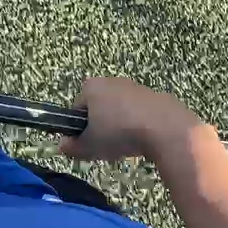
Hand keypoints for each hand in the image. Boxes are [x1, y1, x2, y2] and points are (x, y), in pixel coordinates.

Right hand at [59, 77, 210, 161]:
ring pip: (120, 109)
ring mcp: (135, 86)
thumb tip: (62, 146)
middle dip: (101, 125)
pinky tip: (144, 140)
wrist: (165, 128)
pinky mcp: (156, 96)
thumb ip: (72, 147)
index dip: (79, 127)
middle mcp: (112, 81)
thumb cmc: (119, 133)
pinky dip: (139, 125)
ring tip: (126, 145)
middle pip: (99, 106)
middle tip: (105, 146)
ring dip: (120, 125)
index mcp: (92, 87)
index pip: (77, 107)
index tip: (87, 143)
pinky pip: (140, 113)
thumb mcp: (89, 146)